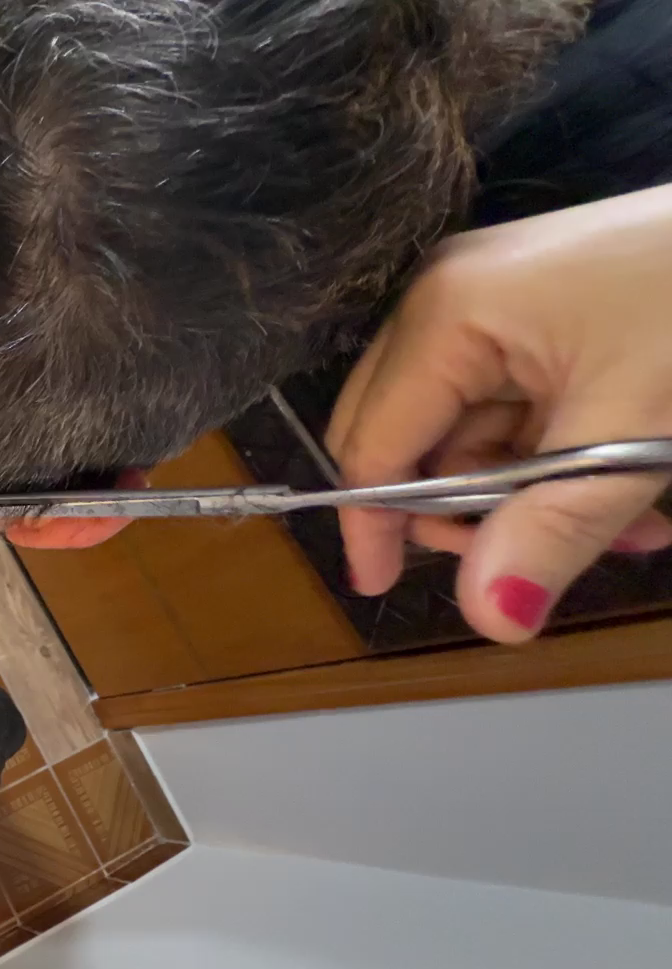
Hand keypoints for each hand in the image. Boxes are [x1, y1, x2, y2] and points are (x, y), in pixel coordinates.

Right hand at [327, 185, 671, 642]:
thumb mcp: (649, 428)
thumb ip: (560, 525)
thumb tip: (493, 623)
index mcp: (443, 318)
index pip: (373, 443)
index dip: (373, 519)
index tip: (380, 584)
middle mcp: (435, 304)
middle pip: (402, 435)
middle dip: (466, 504)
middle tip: (532, 552)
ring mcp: (477, 297)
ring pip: (456, 424)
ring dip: (523, 485)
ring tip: (628, 519)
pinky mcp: (520, 301)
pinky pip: (498, 397)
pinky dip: (548, 446)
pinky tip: (615, 470)